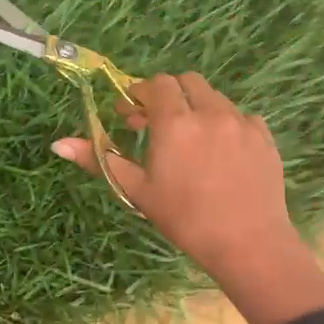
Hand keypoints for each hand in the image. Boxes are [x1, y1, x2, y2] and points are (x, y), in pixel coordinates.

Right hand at [51, 72, 323, 323]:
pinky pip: (241, 117)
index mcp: (175, 123)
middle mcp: (211, 113)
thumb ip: (99, 159)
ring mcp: (242, 124)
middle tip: (154, 123)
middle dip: (168, 94)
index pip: (157, 84)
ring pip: (215, 97)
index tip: (130, 114)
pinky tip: (217, 151)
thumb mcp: (135, 188)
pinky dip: (223, 123)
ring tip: (186, 139)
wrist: (246, 241)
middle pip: (188, 81)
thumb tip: (57, 144)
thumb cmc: (182, 216)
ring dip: (195, 107)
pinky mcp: (265, 138)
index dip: (139, 93)